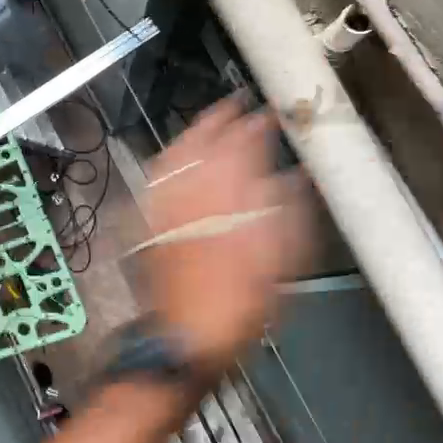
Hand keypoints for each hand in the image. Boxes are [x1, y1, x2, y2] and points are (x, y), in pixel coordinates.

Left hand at [135, 96, 310, 374]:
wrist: (188, 337)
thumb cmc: (242, 306)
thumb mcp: (282, 265)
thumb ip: (287, 215)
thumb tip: (292, 177)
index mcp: (233, 209)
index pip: (243, 154)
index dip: (254, 129)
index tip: (267, 115)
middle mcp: (195, 203)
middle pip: (203, 150)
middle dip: (218, 122)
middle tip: (233, 105)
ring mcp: (167, 212)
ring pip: (175, 161)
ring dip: (191, 135)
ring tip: (206, 121)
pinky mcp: (149, 224)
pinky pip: (155, 183)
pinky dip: (167, 161)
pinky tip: (173, 156)